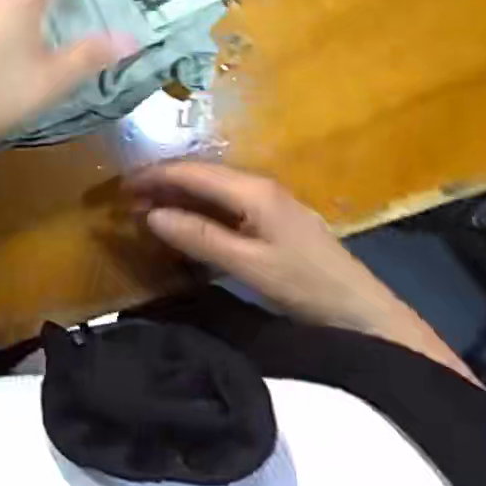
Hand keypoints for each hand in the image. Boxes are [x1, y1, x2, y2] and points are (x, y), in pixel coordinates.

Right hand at [125, 162, 397, 332]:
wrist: (364, 313)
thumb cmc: (305, 286)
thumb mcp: (248, 265)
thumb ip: (199, 237)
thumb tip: (152, 214)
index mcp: (252, 189)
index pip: (191, 171)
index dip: (154, 177)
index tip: (121, 188)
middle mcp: (258, 184)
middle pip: (200, 174)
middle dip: (162, 183)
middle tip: (128, 200)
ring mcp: (267, 199)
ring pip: (211, 187)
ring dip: (178, 195)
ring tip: (148, 210)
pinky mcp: (272, 217)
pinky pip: (224, 202)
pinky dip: (198, 208)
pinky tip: (185, 222)